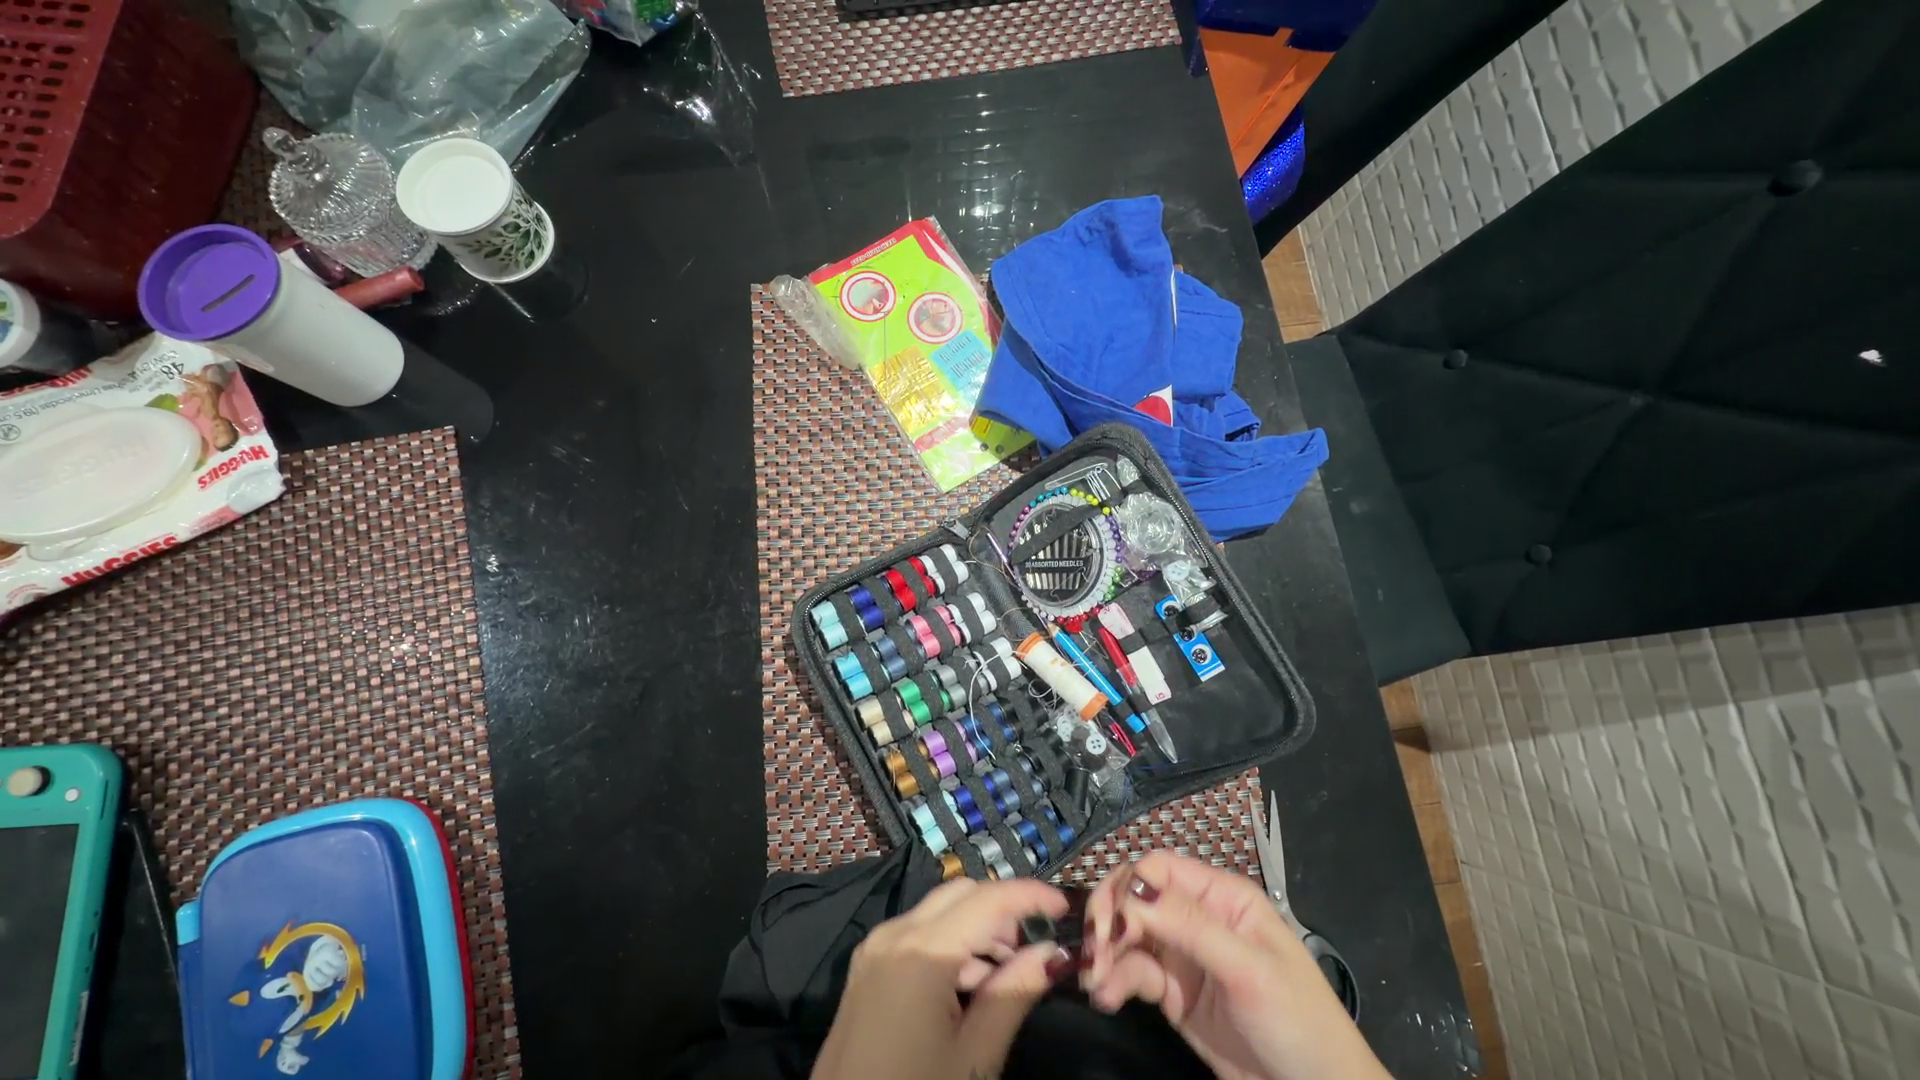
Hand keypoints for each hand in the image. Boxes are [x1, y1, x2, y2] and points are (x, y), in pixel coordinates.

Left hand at [812, 878, 1073, 1079]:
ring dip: (979, 928)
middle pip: (961, 895)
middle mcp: (894, 933)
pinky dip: (952, 945)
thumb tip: (1052, 952)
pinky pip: (917, 935)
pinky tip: (974, 985)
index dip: (1031, 897)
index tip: (1068, 907)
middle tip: (1042, 943)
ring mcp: (874, 950)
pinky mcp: (866, 970)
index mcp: (922, 949)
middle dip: (1005, 910)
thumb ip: (1015, 993)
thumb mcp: (975, 1056)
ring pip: (939, 912)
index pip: (988, 899)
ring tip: (1014, 971)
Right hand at [1080, 853, 1389, 1079]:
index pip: (1160, 869)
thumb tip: (1132, 890)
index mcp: (1223, 899)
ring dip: (1106, 955)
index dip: (1129, 888)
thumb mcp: (1248, 969)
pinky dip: (1114, 982)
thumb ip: (1190, 926)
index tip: (1111, 925)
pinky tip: (1105, 997)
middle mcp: (1199, 919)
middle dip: (1109, 920)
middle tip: (1093, 952)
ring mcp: (1184, 958)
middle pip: (1136, 899)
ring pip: (1128, 938)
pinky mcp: (1173, 995)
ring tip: (1096, 984)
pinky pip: (1134, 975)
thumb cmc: (1298, 1022)